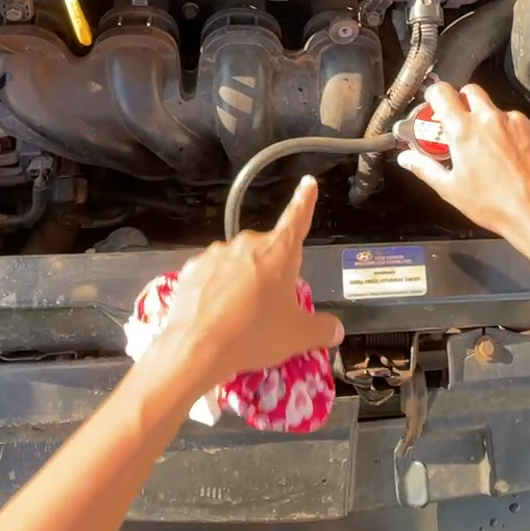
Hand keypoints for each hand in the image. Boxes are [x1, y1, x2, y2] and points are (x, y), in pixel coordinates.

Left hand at [154, 175, 344, 391]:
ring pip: (238, 262)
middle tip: (269, 305)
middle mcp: (249, 243)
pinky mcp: (192, 268)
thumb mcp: (298, 336)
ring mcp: (217, 253)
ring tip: (239, 315)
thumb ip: (322, 328)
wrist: (197, 348)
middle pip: (267, 251)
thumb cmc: (255, 334)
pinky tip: (215, 314)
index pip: (297, 217)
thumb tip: (336, 328)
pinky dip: (216, 289)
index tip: (308, 182)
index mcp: (279, 250)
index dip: (305, 200)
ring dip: (242, 280)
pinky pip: (212, 274)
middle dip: (270, 271)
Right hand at [397, 82, 529, 255]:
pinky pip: (516, 123)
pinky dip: (510, 133)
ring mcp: (516, 121)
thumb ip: (425, 167)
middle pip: (470, 91)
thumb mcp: (451, 189)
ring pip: (495, 109)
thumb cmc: (492, 204)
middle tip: (460, 123)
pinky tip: (511, 157)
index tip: (434, 105)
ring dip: (488, 121)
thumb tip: (404, 157)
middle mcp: (490, 117)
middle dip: (462, 101)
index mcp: (464, 129)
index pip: (442, 92)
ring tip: (490, 150)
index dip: (434, 94)